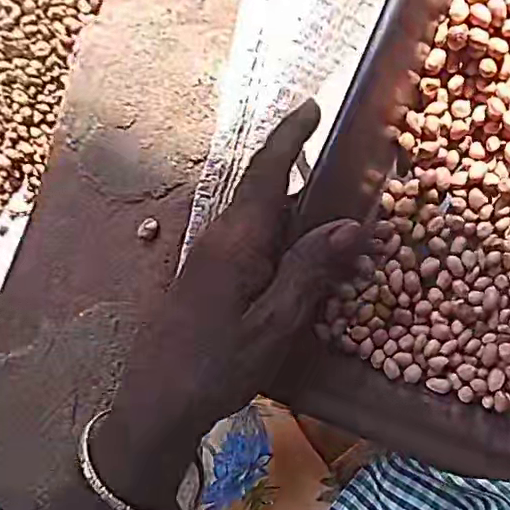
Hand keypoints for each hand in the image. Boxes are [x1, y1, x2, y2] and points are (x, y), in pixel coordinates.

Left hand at [97, 99, 364, 507]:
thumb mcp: (274, 322)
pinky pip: (257, 239)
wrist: (156, 402)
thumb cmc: (216, 364)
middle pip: (268, 190)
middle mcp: (222, 236)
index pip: (267, 171)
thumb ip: (309, 270)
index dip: (292, 136)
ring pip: (264, 216)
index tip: (316, 108)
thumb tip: (350, 224)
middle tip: (353, 178)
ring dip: (300, 210)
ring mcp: (214, 254)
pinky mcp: (213, 273)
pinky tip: (308, 257)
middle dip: (308, 175)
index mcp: (238, 240)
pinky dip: (287, 236)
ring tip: (340, 217)